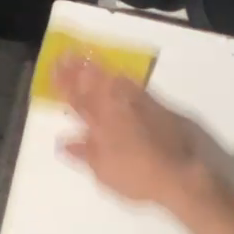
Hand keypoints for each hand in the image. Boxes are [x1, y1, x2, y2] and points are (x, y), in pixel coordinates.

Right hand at [56, 55, 216, 208]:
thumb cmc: (137, 178)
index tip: (53, 70)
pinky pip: (134, 86)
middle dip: (77, 70)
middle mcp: (116, 110)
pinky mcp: (157, 106)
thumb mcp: (104, 173)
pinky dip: (122, 78)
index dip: (64, 86)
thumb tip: (64, 142)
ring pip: (112, 81)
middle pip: (93, 86)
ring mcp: (137, 105)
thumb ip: (84, 154)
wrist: (180, 174)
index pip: (77, 101)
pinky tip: (118, 73)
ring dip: (97, 69)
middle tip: (65, 55)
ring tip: (86, 57)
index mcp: (99, 126)